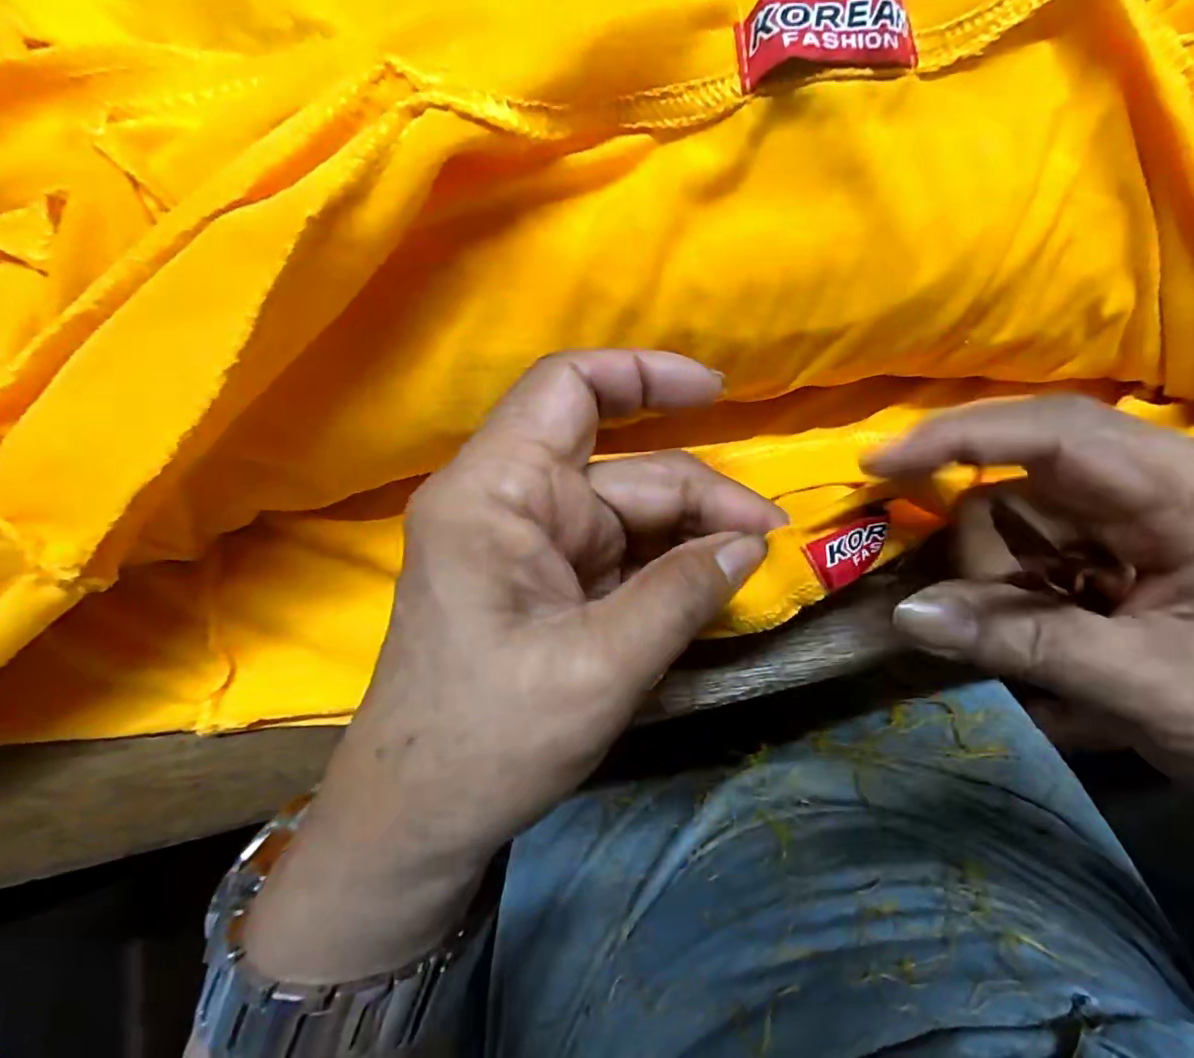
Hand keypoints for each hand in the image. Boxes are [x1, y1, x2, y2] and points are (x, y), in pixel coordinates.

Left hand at [244, 351, 782, 980]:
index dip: (644, 374)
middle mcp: (517, 505)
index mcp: (498, 497)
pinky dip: (679, 567)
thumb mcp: (601, 665)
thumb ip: (683, 593)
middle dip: (706, 501)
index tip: (718, 393)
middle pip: (633, 471)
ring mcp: (540, 547)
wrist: (421, 820)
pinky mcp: (559, 584)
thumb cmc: (490, 740)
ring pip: (642, 516)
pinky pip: (634, 556)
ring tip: (756, 569)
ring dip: (701, 539)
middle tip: (771, 543)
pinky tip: (719, 587)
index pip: (568, 391)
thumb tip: (753, 543)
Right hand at [865, 396, 1193, 876]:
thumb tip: (908, 613)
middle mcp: (1190, 477)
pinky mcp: (1140, 530)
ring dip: (1005, 569)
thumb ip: (1026, 644)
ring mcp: (1163, 502)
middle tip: (977, 611)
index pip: (1074, 435)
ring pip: (1033, 502)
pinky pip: (1046, 534)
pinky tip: (1056, 625)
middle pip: (1042, 464)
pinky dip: (1021, 578)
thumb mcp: (1147, 691)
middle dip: (991, 537)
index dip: (970, 437)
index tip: (886, 459)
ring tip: (1053, 644)